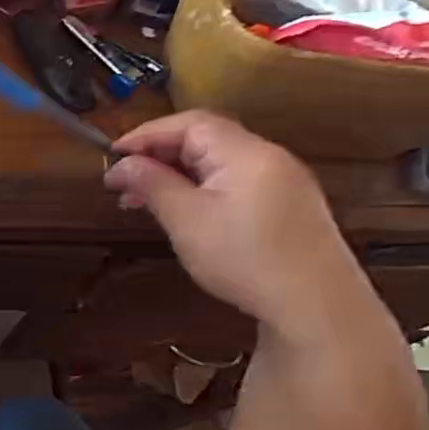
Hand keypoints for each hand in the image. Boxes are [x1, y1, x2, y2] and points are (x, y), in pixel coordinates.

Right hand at [103, 111, 368, 329]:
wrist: (316, 306)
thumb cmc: (244, 259)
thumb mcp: (187, 222)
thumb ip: (153, 185)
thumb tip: (121, 165)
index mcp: (245, 152)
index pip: (189, 123)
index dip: (146, 134)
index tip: (112, 155)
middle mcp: (269, 156)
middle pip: (206, 139)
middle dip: (160, 156)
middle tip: (123, 183)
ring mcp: (284, 181)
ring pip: (220, 164)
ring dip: (179, 175)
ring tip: (145, 202)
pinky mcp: (290, 207)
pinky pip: (238, 183)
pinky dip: (204, 190)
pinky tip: (187, 214)